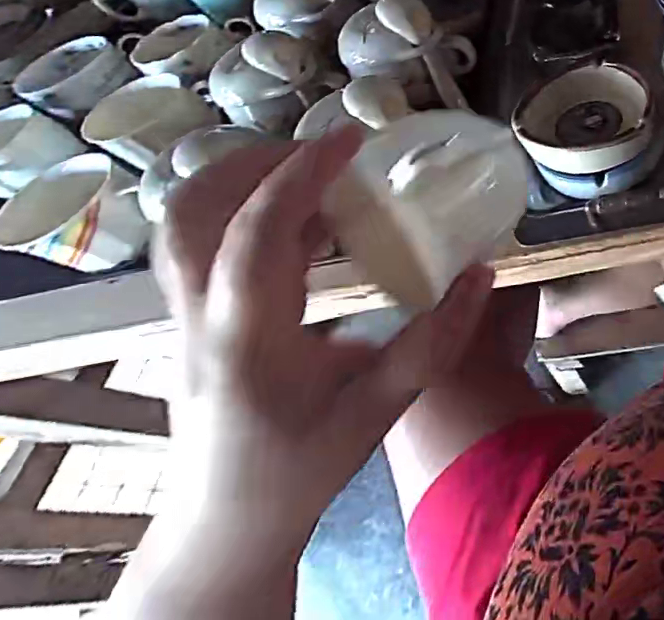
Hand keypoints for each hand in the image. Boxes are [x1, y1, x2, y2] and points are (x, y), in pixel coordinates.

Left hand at [151, 129, 494, 536]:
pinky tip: (305, 217)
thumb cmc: (299, 469)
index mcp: (245, 337)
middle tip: (327, 154)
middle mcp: (200, 315)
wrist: (226, 523)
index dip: (303, 175)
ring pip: (186, 220)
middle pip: (196, 211)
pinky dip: (246, 205)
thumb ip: (433, 344)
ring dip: (244, 178)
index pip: (257, 233)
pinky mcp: (191, 313)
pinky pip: (202, 238)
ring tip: (312, 172)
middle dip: (259, 162)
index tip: (352, 139)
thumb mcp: (377, 413)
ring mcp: (184, 313)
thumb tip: (480, 272)